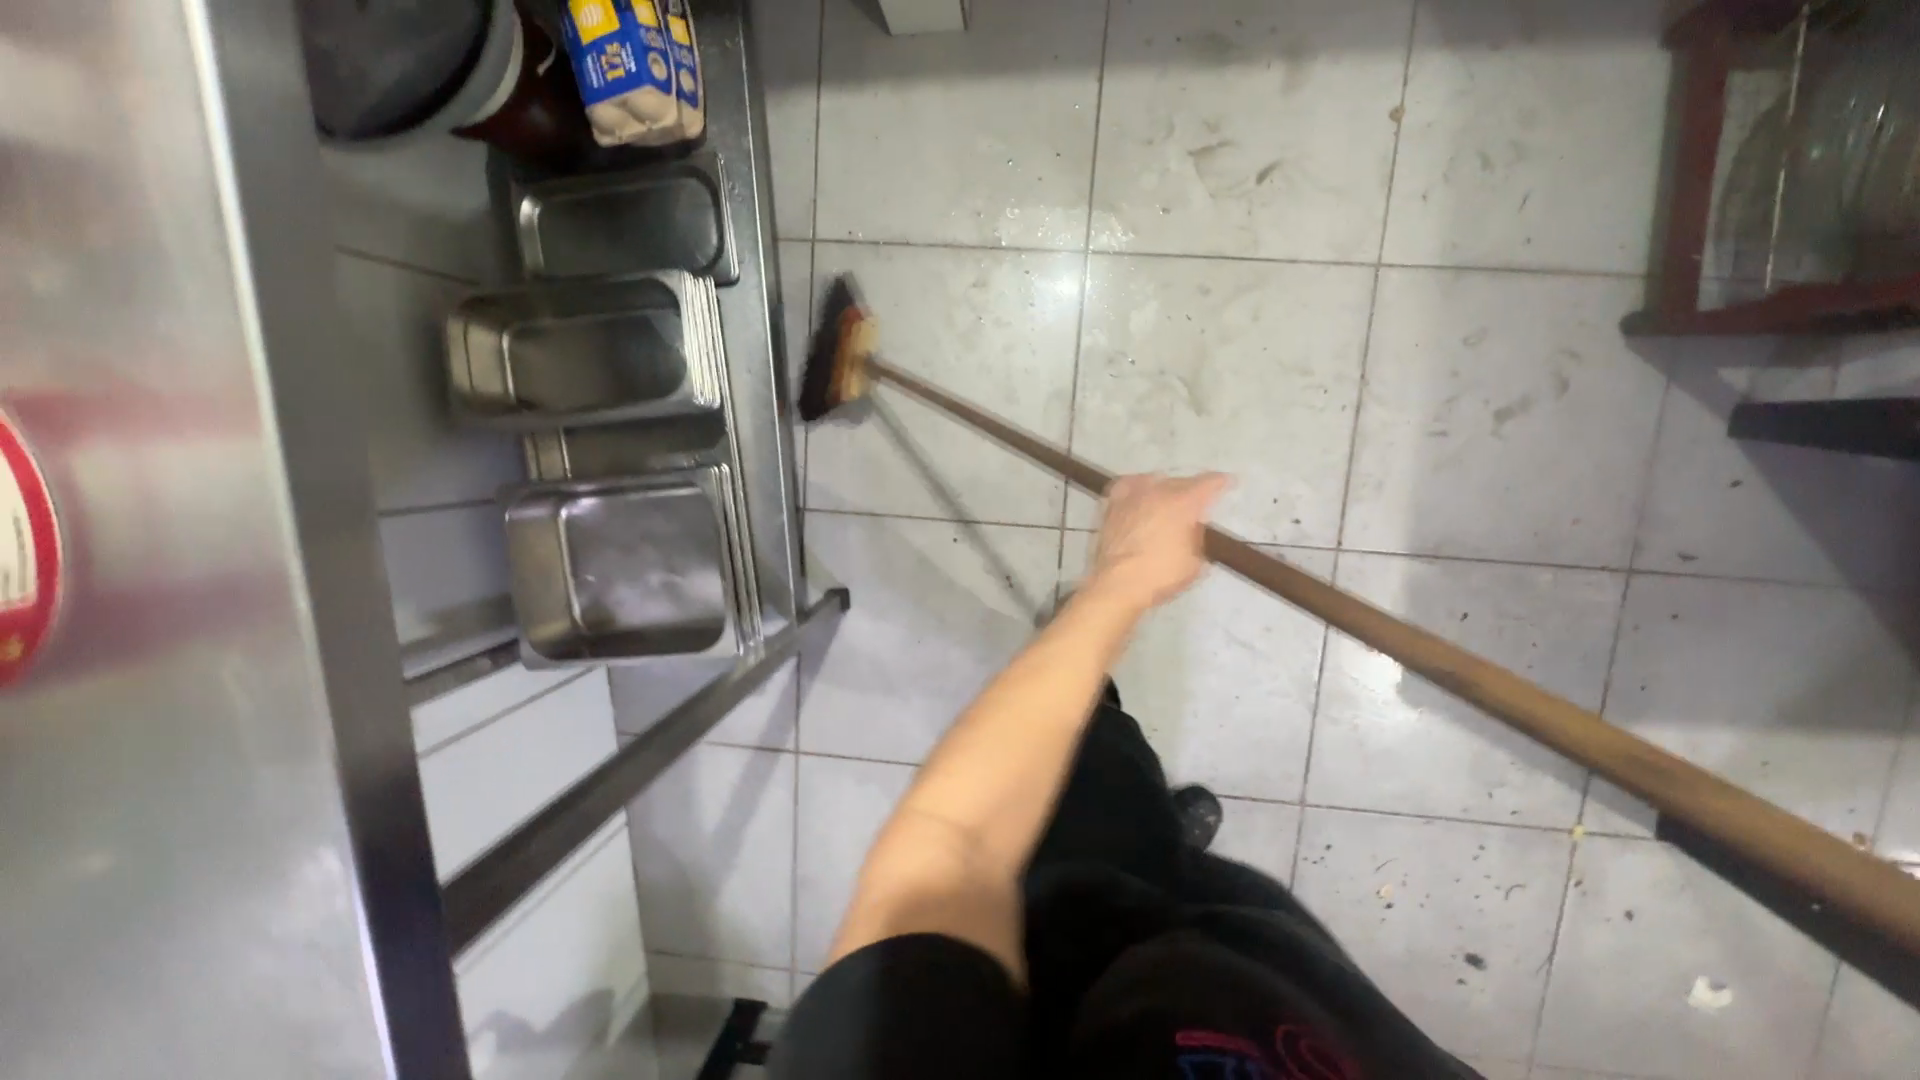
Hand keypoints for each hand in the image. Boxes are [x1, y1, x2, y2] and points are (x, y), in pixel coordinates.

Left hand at [1085, 472, 1230, 612]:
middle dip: (1192, 488)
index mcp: (1183, 503)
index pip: (1208, 484)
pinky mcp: (1112, 506)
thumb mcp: (1194, 560)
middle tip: (1197, 500)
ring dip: (1165, 487)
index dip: (1221, 482)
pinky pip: (1126, 486)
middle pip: (1180, 481)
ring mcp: (1132, 496)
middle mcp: (1158, 491)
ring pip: (1154, 481)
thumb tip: (1191, 526)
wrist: (1118, 583)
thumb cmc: (1161, 575)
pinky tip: (1139, 493)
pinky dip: (1136, 487)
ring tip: (1169, 497)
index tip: (1228, 482)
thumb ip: (1196, 536)